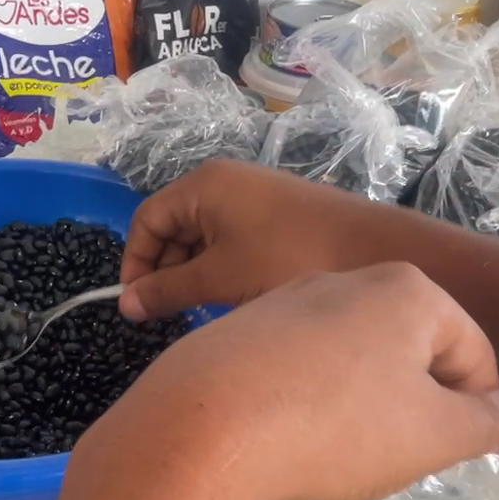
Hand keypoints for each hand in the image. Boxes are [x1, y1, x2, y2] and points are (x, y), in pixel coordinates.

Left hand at [79, 263, 498, 499]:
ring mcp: (277, 303)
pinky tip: (280, 437)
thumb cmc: (332, 429)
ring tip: (329, 451)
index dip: (476, 407)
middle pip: (402, 350)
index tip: (453, 451)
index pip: (470, 350)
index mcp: (403, 290)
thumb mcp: (432, 438)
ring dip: (351, 405)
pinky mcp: (231, 334)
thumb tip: (488, 416)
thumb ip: (479, 425)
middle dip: (408, 406)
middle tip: (389, 455)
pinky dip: (297, 403)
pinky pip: (287, 371)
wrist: (200, 431)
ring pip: (342, 361)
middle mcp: (338, 281)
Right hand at [119, 160, 385, 321]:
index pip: (147, 220)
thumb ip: (166, 291)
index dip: (134, 263)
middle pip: (172, 228)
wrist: (371, 252)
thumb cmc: (285, 258)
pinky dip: (217, 271)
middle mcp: (223, 184)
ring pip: (201, 240)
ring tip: (195, 311)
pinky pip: (228, 243)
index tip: (135, 304)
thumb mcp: (218, 278)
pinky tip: (226, 299)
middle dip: (163, 272)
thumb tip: (126, 305)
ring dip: (190, 276)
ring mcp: (251, 200)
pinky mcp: (273, 219)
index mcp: (203, 186)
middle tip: (163, 315)